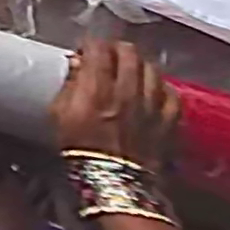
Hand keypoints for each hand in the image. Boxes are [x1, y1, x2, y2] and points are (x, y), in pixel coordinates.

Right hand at [49, 38, 179, 169]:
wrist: (116, 185)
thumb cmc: (79, 148)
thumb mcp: (59, 113)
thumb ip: (69, 85)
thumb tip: (78, 64)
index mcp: (98, 87)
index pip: (99, 48)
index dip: (90, 44)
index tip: (85, 50)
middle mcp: (128, 89)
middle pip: (129, 52)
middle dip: (116, 49)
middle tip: (108, 56)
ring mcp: (153, 104)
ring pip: (151, 68)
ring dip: (138, 65)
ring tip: (130, 71)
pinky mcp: (170, 119)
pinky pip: (170, 92)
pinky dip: (159, 86)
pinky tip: (151, 91)